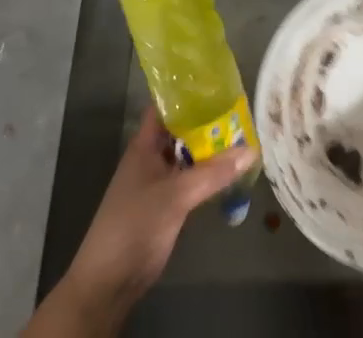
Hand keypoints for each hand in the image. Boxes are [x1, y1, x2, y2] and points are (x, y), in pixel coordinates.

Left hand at [63, 106, 256, 306]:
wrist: (111, 279)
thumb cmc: (134, 225)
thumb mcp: (175, 195)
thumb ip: (213, 173)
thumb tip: (251, 150)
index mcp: (144, 145)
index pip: (165, 107)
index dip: (188, 93)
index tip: (219, 83)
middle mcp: (153, 158)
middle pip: (183, 131)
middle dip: (210, 121)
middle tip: (244, 109)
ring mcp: (161, 181)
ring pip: (190, 156)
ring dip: (213, 149)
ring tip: (248, 135)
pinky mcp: (169, 204)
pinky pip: (194, 180)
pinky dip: (212, 174)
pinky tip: (235, 171)